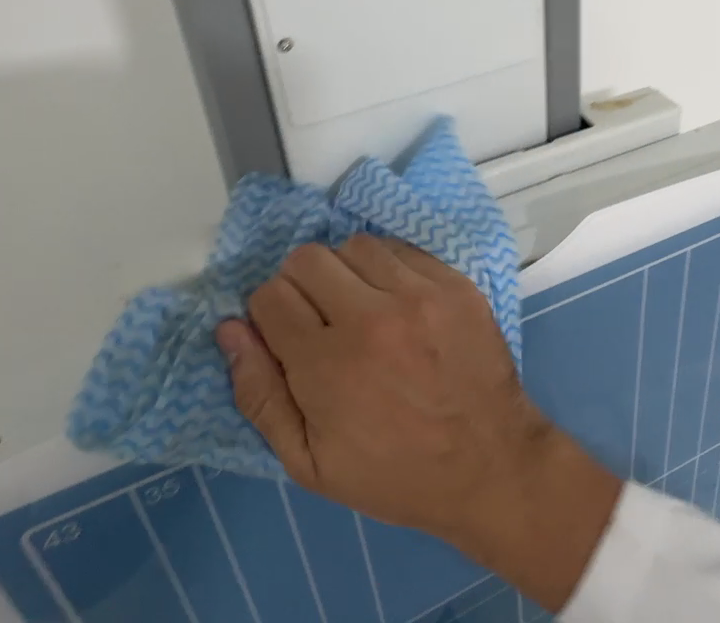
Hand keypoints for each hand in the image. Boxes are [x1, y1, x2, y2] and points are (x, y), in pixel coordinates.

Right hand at [216, 235, 620, 610]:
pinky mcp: (456, 284)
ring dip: (346, 271)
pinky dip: (389, 269)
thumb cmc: (394, 474)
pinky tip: (397, 304)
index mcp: (328, 364)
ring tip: (361, 308)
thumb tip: (229, 329)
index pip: (269, 296)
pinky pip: (403, 249)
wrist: (489, 465)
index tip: (285, 336)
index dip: (268, 315)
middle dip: (300, 285)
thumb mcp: (309, 462)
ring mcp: (420, 295)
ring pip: (355, 245)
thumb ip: (259, 394)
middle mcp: (372, 316)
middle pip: (307, 258)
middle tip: (321, 321)